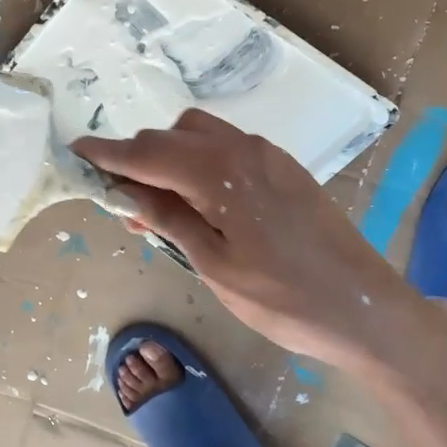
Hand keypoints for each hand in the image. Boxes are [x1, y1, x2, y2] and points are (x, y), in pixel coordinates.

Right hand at [74, 109, 423, 371]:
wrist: (371, 313)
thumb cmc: (286, 299)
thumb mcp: (215, 266)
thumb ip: (167, 219)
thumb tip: (125, 190)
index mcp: (218, 172)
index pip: (145, 153)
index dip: (106, 153)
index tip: (74, 150)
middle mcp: (240, 149)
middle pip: (169, 137)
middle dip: (136, 158)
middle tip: (119, 198)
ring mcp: (266, 154)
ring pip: (198, 133)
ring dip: (169, 154)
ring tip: (161, 199)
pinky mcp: (283, 167)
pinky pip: (226, 145)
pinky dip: (199, 159)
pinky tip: (202, 198)